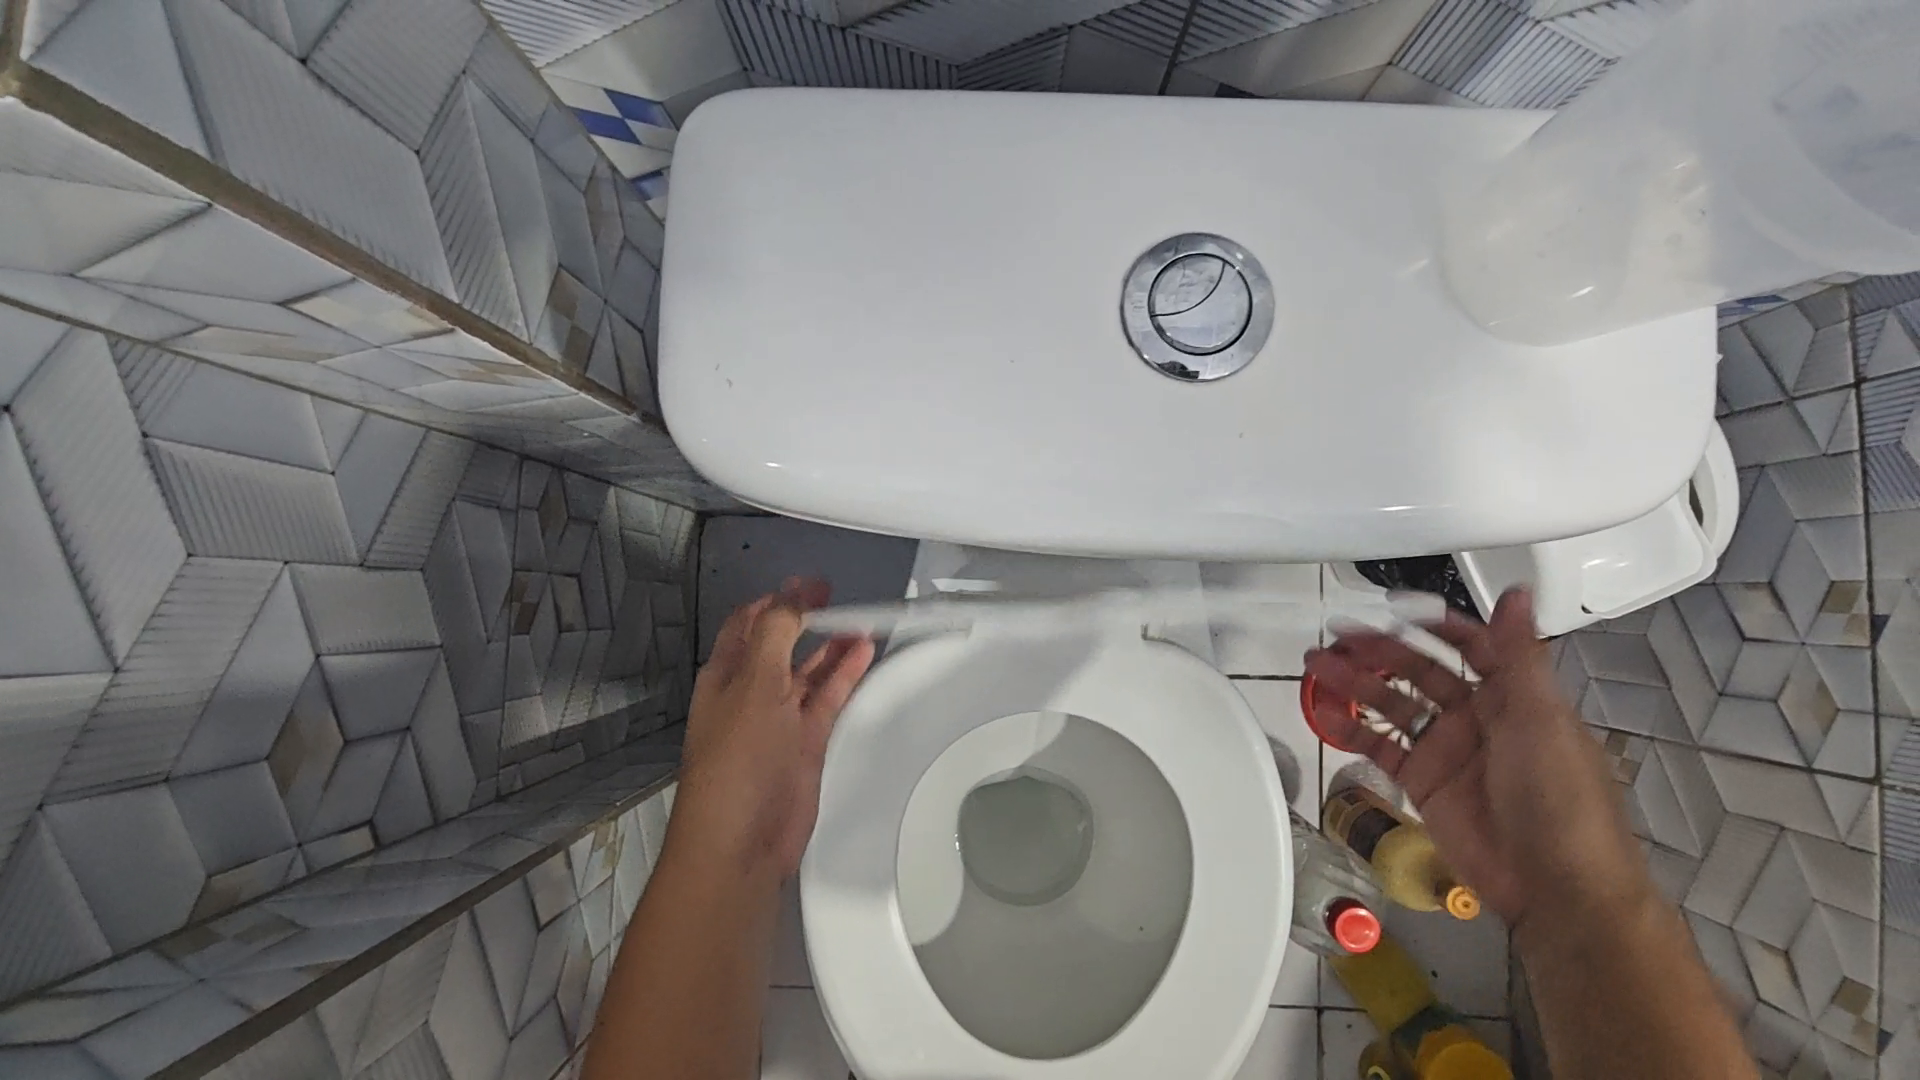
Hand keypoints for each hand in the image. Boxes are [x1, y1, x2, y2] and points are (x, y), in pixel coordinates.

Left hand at [671, 579, 875, 879]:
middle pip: (782, 644)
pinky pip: (828, 699)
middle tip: (842, 598)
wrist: (742, 841)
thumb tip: (794, 592)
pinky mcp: (807, 742)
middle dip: (808, 620)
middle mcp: (751, 691)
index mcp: (726, 674)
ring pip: (809, 671)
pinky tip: (865, 654)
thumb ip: (777, 633)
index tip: (815, 584)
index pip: (750, 623)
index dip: (779, 599)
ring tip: (863, 622)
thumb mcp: (754, 683)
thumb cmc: (739, 755)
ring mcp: (780, 718)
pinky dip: (845, 675)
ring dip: (832, 646)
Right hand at [1302, 588, 1652, 930]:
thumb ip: (1518, 655)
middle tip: (1337, 635)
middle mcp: (1475, 717)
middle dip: (1379, 650)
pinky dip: (1350, 730)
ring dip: (1354, 683)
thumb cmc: (1559, 797)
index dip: (1434, 626)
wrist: (1553, 885)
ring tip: (1316, 666)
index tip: (1394, 611)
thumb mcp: (1542, 720)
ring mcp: (1445, 749)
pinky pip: (1379, 747)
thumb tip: (1516, 593)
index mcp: (1512, 697)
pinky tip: (1324, 715)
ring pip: (1392, 704)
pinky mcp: (1421, 781)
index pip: (1470, 647)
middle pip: (1419, 671)